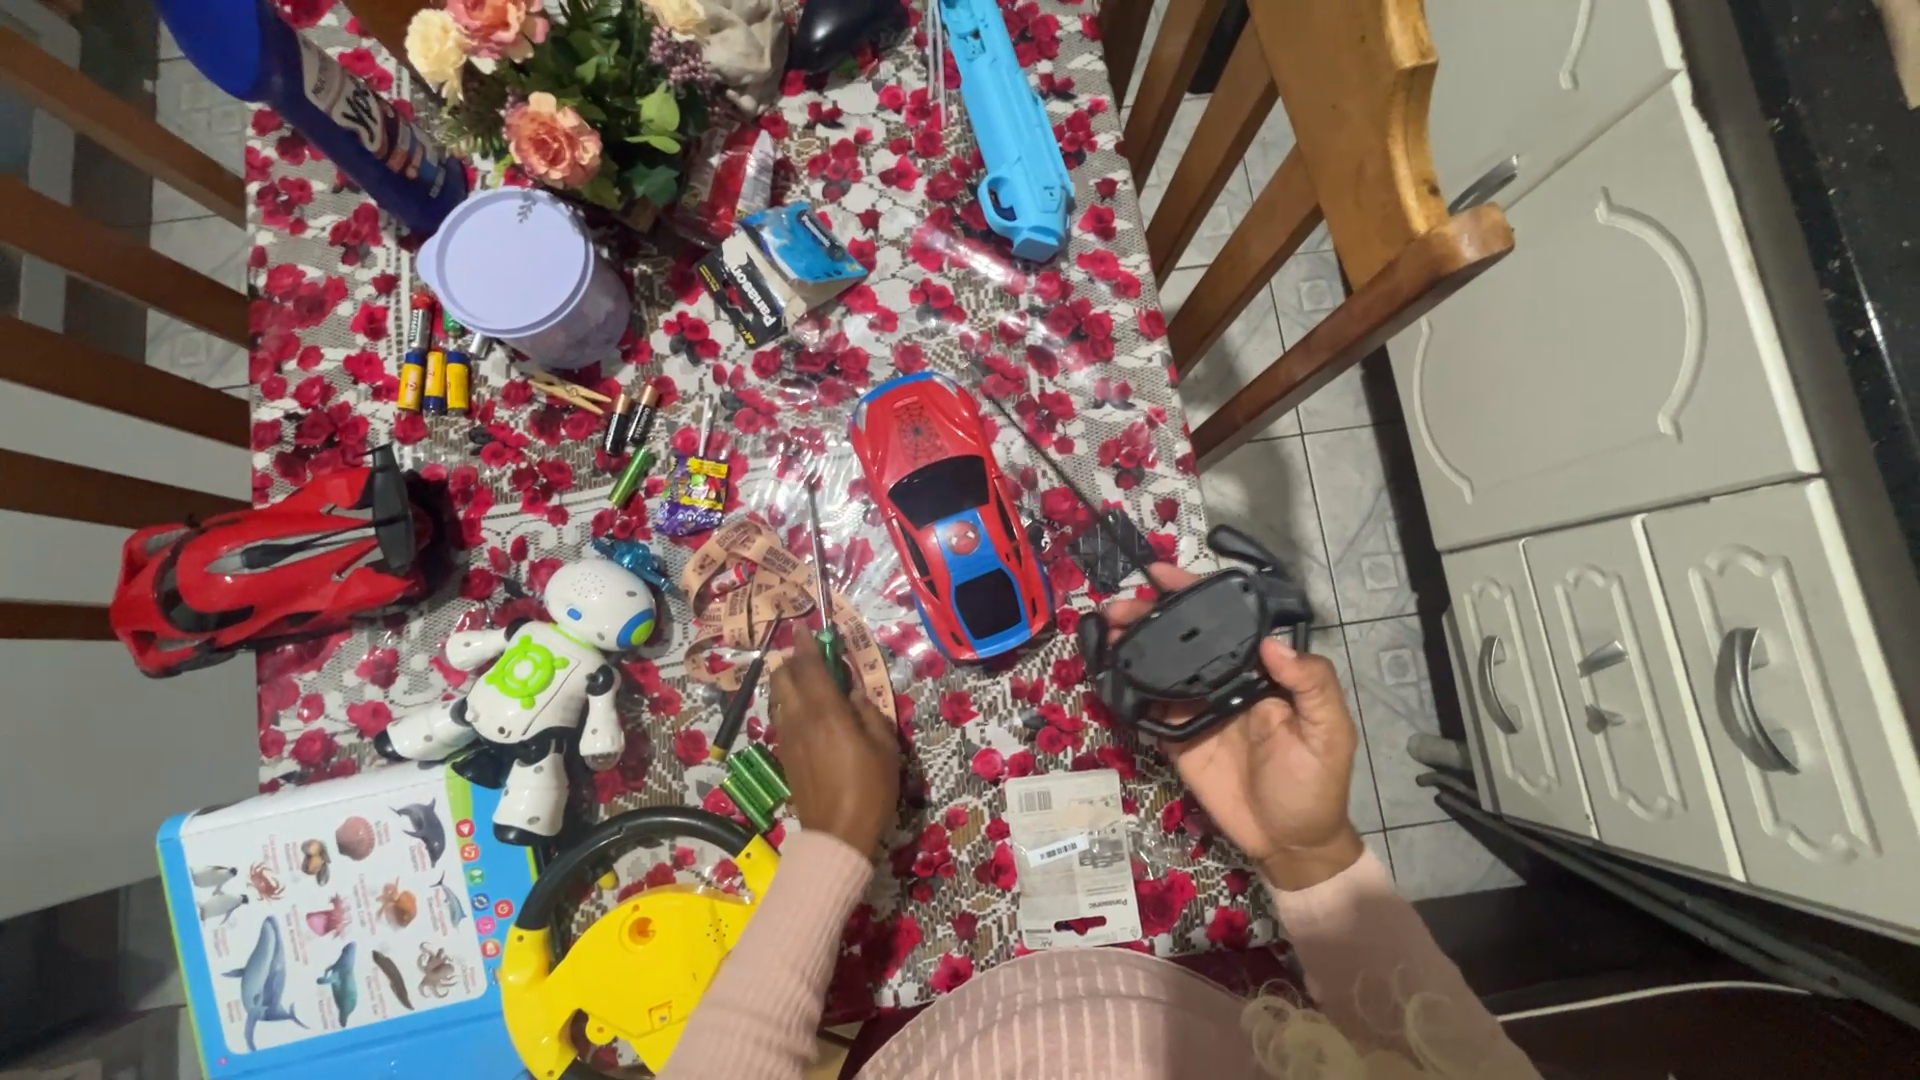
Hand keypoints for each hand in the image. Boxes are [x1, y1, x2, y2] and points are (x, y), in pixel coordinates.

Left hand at [769, 634, 900, 853]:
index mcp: (827, 712)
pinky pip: (780, 718)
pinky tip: (806, 714)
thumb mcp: (884, 746)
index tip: (804, 627)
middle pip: (782, 677)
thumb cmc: (869, 788)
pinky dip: (788, 705)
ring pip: (777, 697)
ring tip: (809, 684)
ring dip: (788, 683)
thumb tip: (856, 693)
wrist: (836, 835)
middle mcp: (800, 718)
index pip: (810, 666)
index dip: (806, 644)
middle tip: (810, 657)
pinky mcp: (783, 755)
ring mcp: (787, 737)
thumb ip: (869, 713)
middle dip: (792, 661)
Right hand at [1104, 564, 1364, 889]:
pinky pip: (1146, 705)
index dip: (1195, 595)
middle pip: (1182, 637)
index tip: (1165, 576)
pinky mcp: (1174, 734)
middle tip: (1121, 604)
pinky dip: (1124, 685)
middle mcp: (1223, 680)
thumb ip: (1312, 684)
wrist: (1287, 841)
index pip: (1225, 622)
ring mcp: (1194, 707)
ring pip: (1159, 664)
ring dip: (1132, 641)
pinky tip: (1106, 667)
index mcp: (1259, 671)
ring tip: (1107, 627)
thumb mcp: (1329, 732)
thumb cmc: (1315, 784)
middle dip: (1150, 613)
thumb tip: (1270, 644)